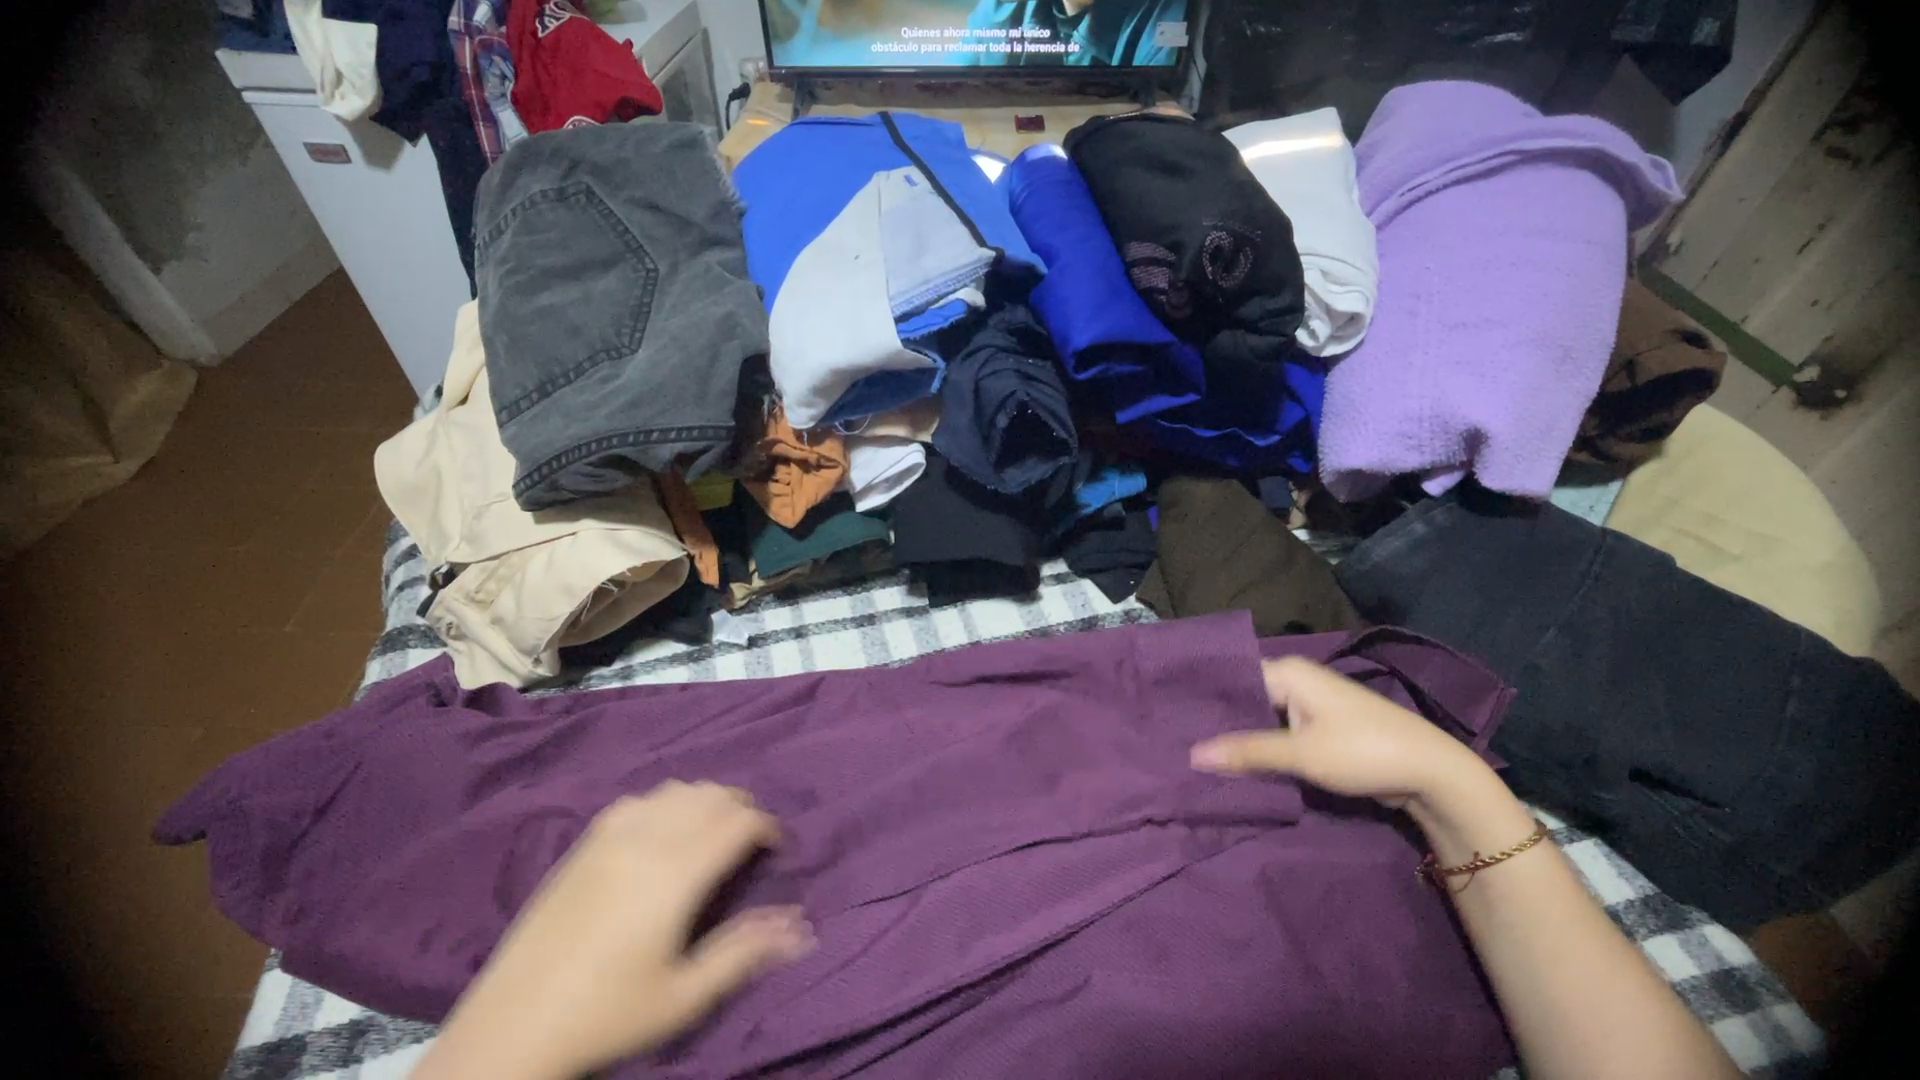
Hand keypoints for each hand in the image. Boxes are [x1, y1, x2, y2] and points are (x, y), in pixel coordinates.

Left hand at [416, 782, 813, 1079]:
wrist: (513, 1027)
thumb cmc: (608, 1015)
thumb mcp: (684, 996)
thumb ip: (744, 953)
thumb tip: (802, 929)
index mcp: (675, 876)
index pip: (737, 823)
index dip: (766, 827)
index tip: (777, 849)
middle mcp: (645, 842)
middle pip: (709, 796)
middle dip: (740, 807)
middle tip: (751, 840)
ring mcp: (609, 839)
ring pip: (673, 791)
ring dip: (703, 801)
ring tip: (712, 832)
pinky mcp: (583, 846)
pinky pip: (635, 800)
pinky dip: (664, 803)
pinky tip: (662, 832)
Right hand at [1190, 656, 1493, 811]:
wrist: (1433, 773)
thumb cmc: (1364, 751)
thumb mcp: (1300, 754)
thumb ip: (1246, 753)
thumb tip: (1193, 755)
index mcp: (1288, 671)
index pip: (1231, 677)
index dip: (1203, 698)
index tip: (1168, 716)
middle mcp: (1296, 680)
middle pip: (1244, 698)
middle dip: (1217, 721)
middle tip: (1175, 741)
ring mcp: (1309, 705)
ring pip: (1260, 719)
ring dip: (1239, 739)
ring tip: (1197, 756)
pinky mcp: (1319, 729)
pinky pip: (1278, 734)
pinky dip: (1261, 749)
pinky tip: (1236, 766)